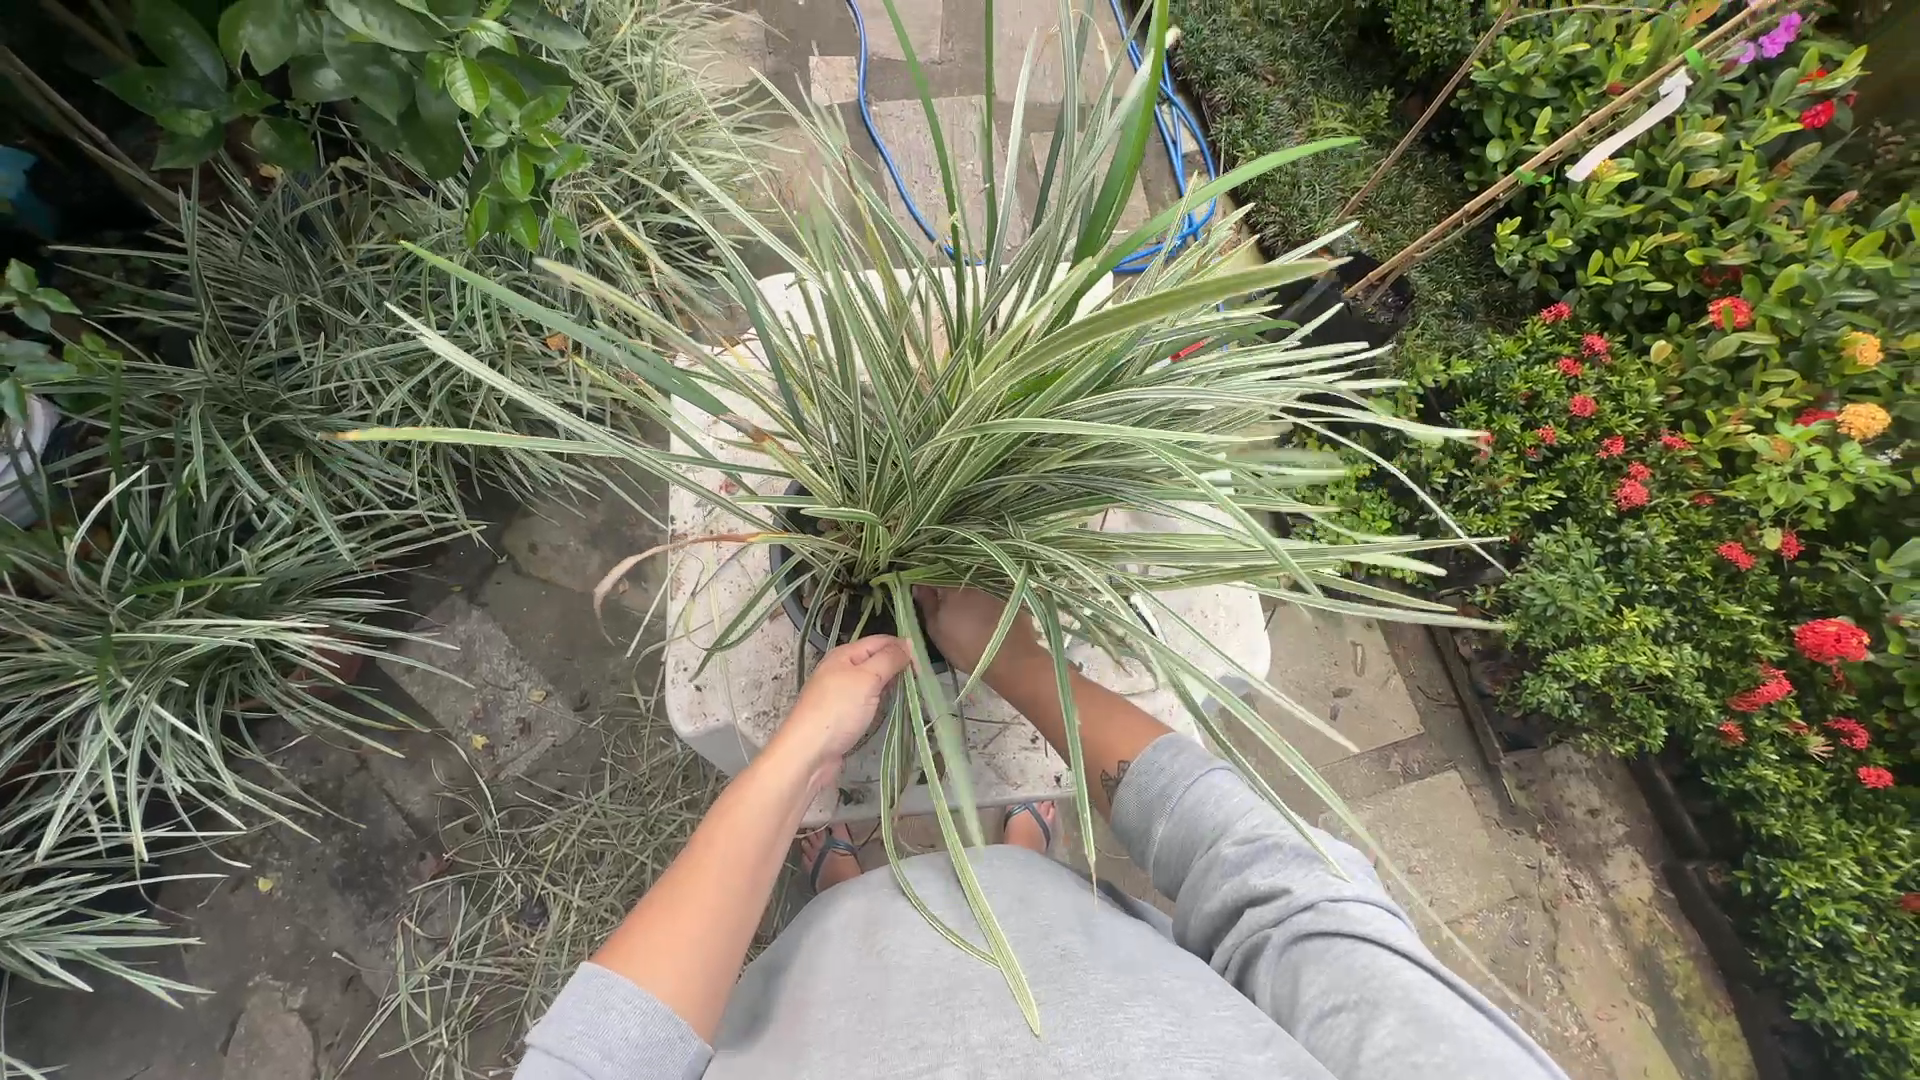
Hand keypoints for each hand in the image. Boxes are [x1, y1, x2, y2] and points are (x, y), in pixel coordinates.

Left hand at [773, 636, 910, 789]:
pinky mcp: (843, 715)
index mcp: (845, 654)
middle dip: (898, 667)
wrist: (808, 754)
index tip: (924, 664)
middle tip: (921, 680)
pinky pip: (867, 700)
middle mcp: (841, 669)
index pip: (880, 641)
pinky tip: (890, 709)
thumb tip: (908, 642)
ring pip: (873, 682)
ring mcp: (841, 693)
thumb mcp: (867, 678)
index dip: (902, 647)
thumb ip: (889, 659)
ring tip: (911, 693)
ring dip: (891, 686)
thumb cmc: (838, 711)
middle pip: (877, 660)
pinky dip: (880, 702)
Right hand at [914, 586, 1043, 677]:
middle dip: (944, 583)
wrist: (1010, 659)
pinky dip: (981, 595)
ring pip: (970, 581)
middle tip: (941, 600)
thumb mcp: (937, 631)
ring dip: (963, 589)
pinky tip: (981, 609)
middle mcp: (971, 579)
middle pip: (952, 575)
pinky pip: (987, 587)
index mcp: (951, 587)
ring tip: (962, 607)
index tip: (923, 591)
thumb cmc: (966, 648)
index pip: (931, 574)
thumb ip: (926, 605)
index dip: (925, 581)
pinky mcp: (1007, 592)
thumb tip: (918, 586)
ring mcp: (990, 585)